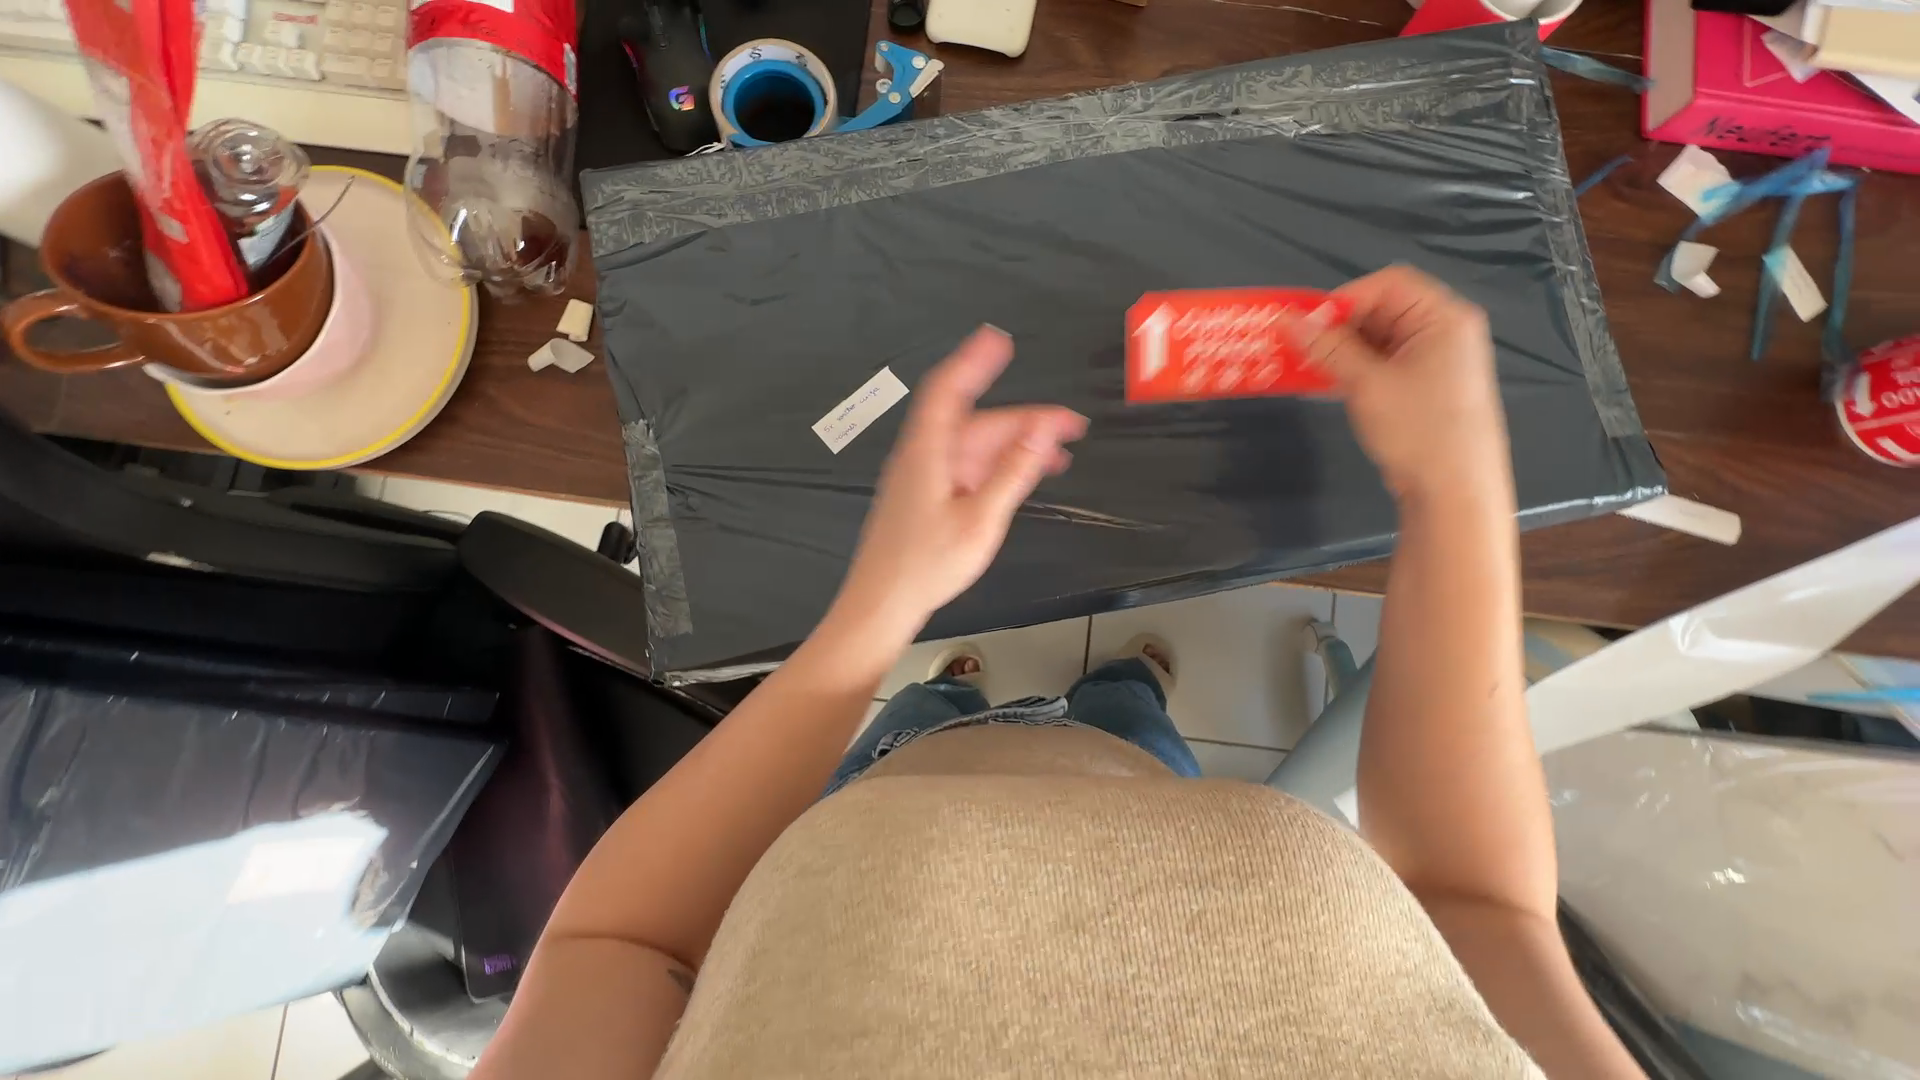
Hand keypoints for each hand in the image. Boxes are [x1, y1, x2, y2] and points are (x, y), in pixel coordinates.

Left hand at [836, 326, 1088, 630]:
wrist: (882, 603)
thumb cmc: (924, 565)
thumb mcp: (980, 518)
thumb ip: (1014, 472)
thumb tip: (1044, 431)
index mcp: (928, 451)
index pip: (948, 388)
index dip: (973, 360)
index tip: (999, 341)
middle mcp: (922, 456)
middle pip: (975, 422)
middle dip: (1022, 419)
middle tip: (1069, 424)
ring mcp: (922, 478)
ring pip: (973, 447)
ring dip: (1014, 445)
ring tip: (1059, 453)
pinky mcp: (924, 498)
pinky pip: (965, 469)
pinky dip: (996, 466)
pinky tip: (1021, 477)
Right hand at [1299, 265, 1511, 504]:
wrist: (1453, 489)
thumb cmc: (1417, 428)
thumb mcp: (1367, 384)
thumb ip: (1328, 348)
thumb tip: (1289, 321)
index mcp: (1443, 318)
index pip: (1388, 285)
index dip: (1343, 299)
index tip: (1306, 326)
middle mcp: (1443, 331)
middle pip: (1382, 309)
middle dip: (1338, 326)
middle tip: (1299, 348)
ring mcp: (1434, 361)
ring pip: (1378, 339)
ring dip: (1341, 350)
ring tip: (1306, 368)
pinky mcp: (1422, 387)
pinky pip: (1382, 364)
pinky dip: (1353, 369)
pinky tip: (1325, 384)